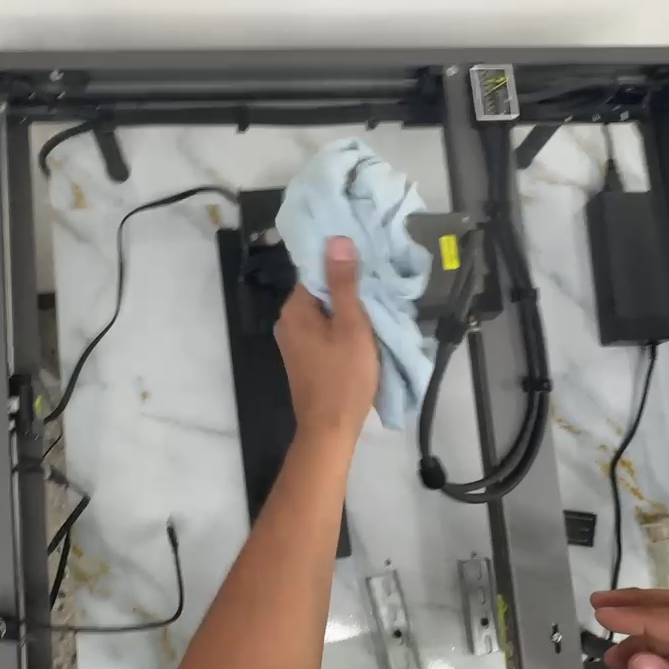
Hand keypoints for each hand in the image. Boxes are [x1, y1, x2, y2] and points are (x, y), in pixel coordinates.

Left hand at [276, 237, 377, 444]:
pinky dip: (342, 331)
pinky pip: (324, 333)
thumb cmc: (343, 377)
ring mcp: (294, 343)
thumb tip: (336, 239)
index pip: (316, 272)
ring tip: (377, 312)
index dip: (343, 267)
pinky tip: (364, 335)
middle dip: (348, 291)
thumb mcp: (351, 325)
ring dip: (348, 312)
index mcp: (294, 310)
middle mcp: (288, 323)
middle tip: (380, 291)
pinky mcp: (304, 360)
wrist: (330, 429)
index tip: (370, 267)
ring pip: (324, 315)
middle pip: (320, 293)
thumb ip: (344, 282)